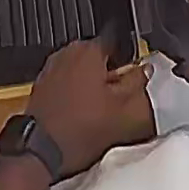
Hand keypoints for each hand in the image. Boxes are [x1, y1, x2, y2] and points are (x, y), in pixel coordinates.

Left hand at [26, 38, 154, 175]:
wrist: (42, 147)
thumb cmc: (80, 127)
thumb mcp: (122, 108)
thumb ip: (137, 83)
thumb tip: (146, 70)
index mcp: (89, 50)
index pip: (116, 42)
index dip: (129, 59)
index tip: (134, 75)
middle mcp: (67, 52)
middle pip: (98, 55)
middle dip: (110, 73)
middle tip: (118, 97)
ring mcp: (52, 66)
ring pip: (81, 68)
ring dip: (92, 82)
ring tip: (99, 108)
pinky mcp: (43, 82)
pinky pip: (66, 80)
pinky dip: (75, 91)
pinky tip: (80, 111)